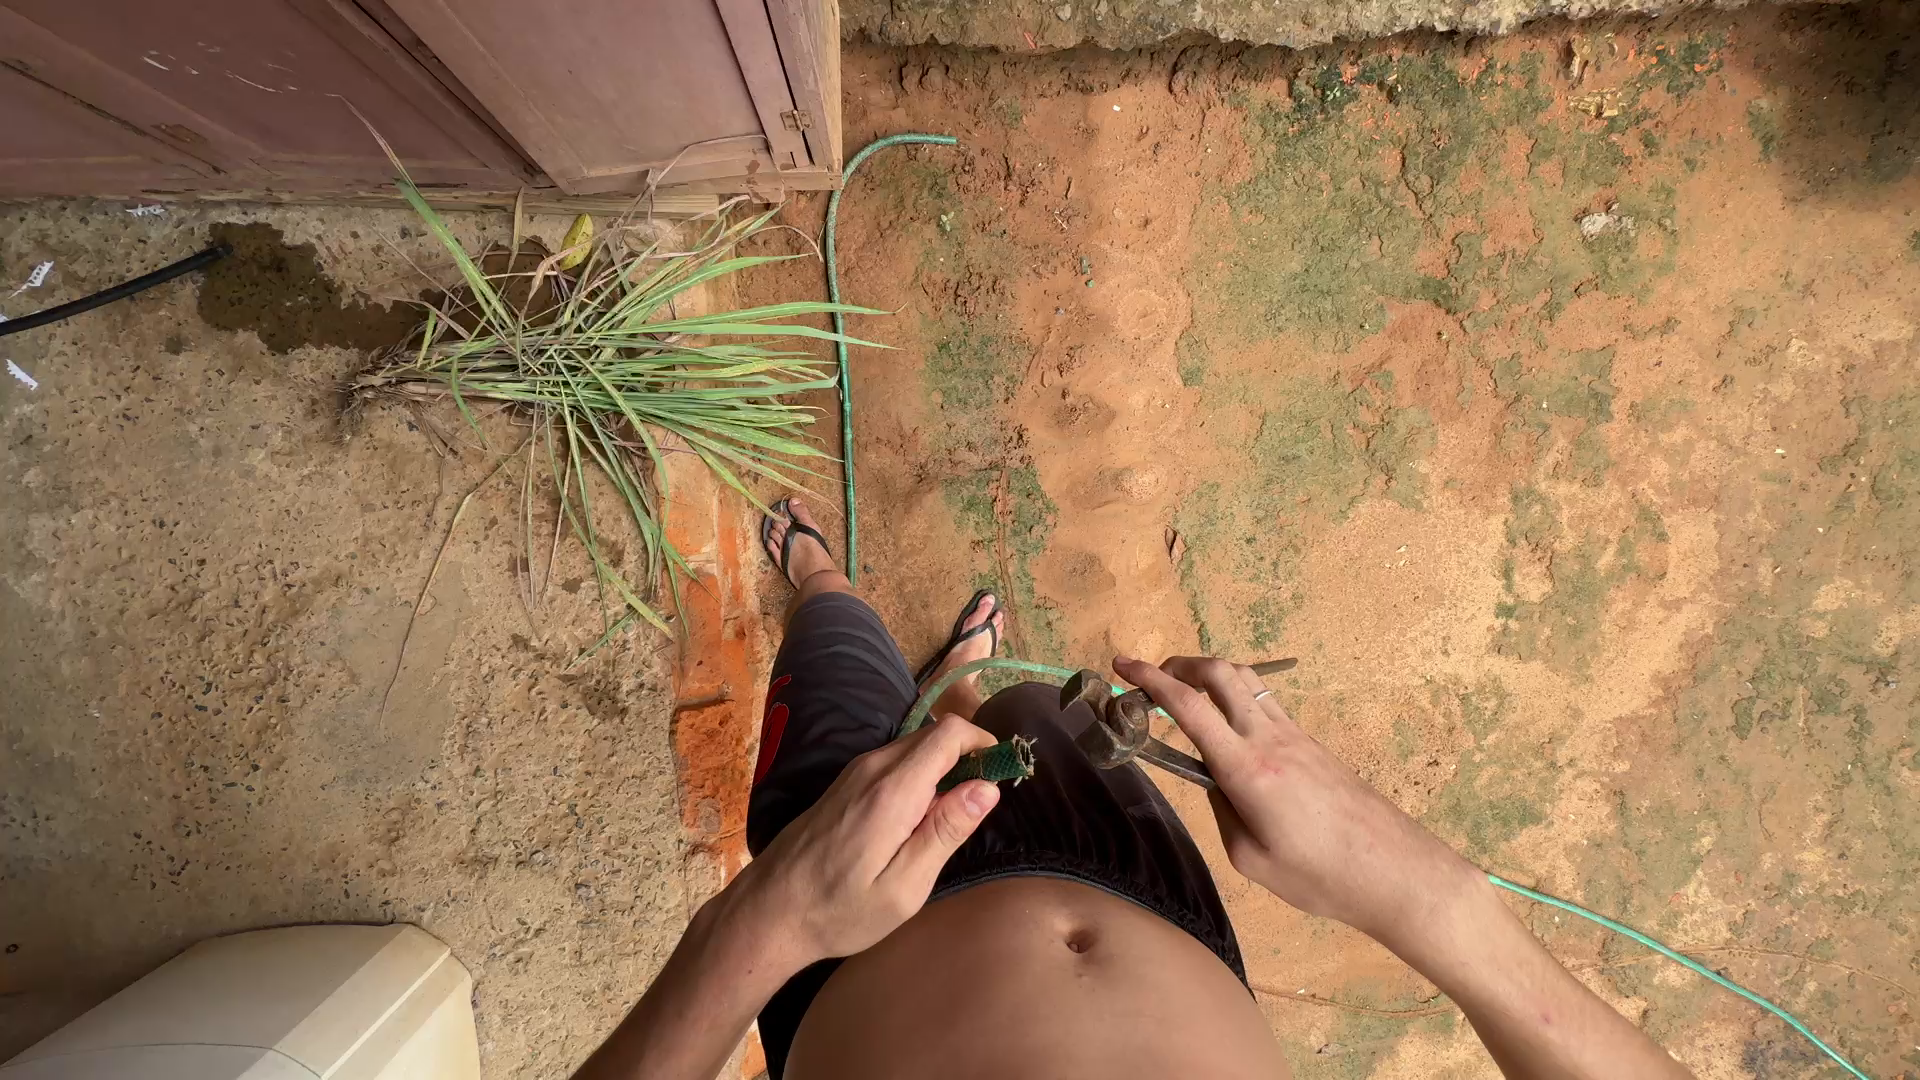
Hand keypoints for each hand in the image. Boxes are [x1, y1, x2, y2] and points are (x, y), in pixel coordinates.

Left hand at [736, 714, 1001, 967]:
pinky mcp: (849, 779)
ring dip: (944, 765)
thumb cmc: (840, 909)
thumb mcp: (904, 888)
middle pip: (935, 734)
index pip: (949, 733)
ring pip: (916, 745)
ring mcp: (857, 769)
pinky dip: (921, 773)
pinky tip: (918, 818)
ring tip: (950, 817)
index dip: (983, 743)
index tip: (1001, 773)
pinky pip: (897, 759)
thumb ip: (946, 832)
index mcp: (893, 789)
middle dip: (968, 754)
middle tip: (980, 802)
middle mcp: (874, 766)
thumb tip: (988, 787)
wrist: (770, 909)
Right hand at [1113, 655, 1476, 944]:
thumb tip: (1214, 778)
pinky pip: (1261, 697)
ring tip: (1184, 690)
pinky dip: (1231, 692)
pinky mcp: (1308, 739)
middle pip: (1217, 671)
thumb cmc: (1322, 877)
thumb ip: (1221, 808)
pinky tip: (1225, 720)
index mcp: (1245, 768)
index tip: (1122, 665)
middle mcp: (1267, 737)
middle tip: (1151, 678)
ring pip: (1243, 676)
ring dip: (1206, 671)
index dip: (1149, 679)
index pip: (1188, 706)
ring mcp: (1292, 733)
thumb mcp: (1251, 857)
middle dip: (1176, 664)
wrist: (1398, 873)